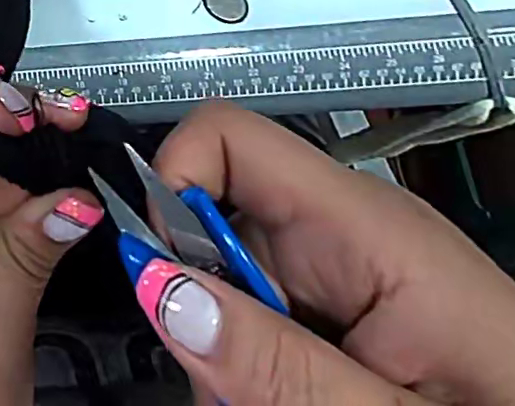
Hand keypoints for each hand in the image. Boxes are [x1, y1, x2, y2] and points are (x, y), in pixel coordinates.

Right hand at [136, 100, 514, 404]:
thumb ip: (277, 363)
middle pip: (215, 220)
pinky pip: (264, 318)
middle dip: (201, 302)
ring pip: (230, 280)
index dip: (173, 179)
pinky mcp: (348, 312)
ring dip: (231, 353)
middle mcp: (342, 227)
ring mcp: (344, 271)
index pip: (229, 134)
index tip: (160, 277)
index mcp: (362, 221)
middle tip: (239, 394)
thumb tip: (151, 282)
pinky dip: (258, 370)